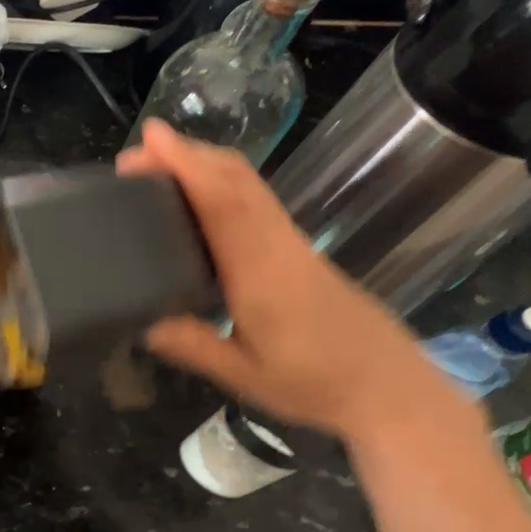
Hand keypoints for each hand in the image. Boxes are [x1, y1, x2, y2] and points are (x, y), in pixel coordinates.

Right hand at [122, 120, 468, 439]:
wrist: (392, 391)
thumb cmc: (317, 385)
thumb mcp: (243, 376)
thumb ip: (191, 345)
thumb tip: (141, 321)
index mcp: (261, 274)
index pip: (223, 204)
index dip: (187, 166)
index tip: (152, 140)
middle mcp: (278, 247)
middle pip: (238, 180)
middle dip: (189, 155)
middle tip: (138, 153)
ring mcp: (293, 246)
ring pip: (249, 187)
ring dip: (205, 166)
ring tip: (158, 169)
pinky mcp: (298, 253)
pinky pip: (256, 204)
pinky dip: (221, 186)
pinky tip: (197, 202)